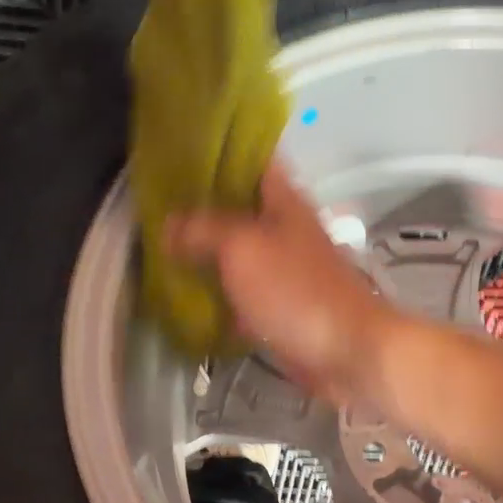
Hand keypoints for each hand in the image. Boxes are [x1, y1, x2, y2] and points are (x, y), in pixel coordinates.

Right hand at [167, 162, 395, 401]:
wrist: (348, 353)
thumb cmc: (298, 291)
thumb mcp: (242, 248)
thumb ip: (202, 229)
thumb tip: (168, 225)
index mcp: (283, 200)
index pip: (251, 157)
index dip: (217, 150)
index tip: (177, 153)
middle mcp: (284, 228)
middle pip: (239, 205)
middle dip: (200, 206)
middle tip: (155, 207)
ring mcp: (284, 269)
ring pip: (237, 250)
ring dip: (205, 251)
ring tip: (159, 248)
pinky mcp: (280, 307)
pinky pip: (240, 292)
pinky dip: (217, 293)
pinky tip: (185, 295)